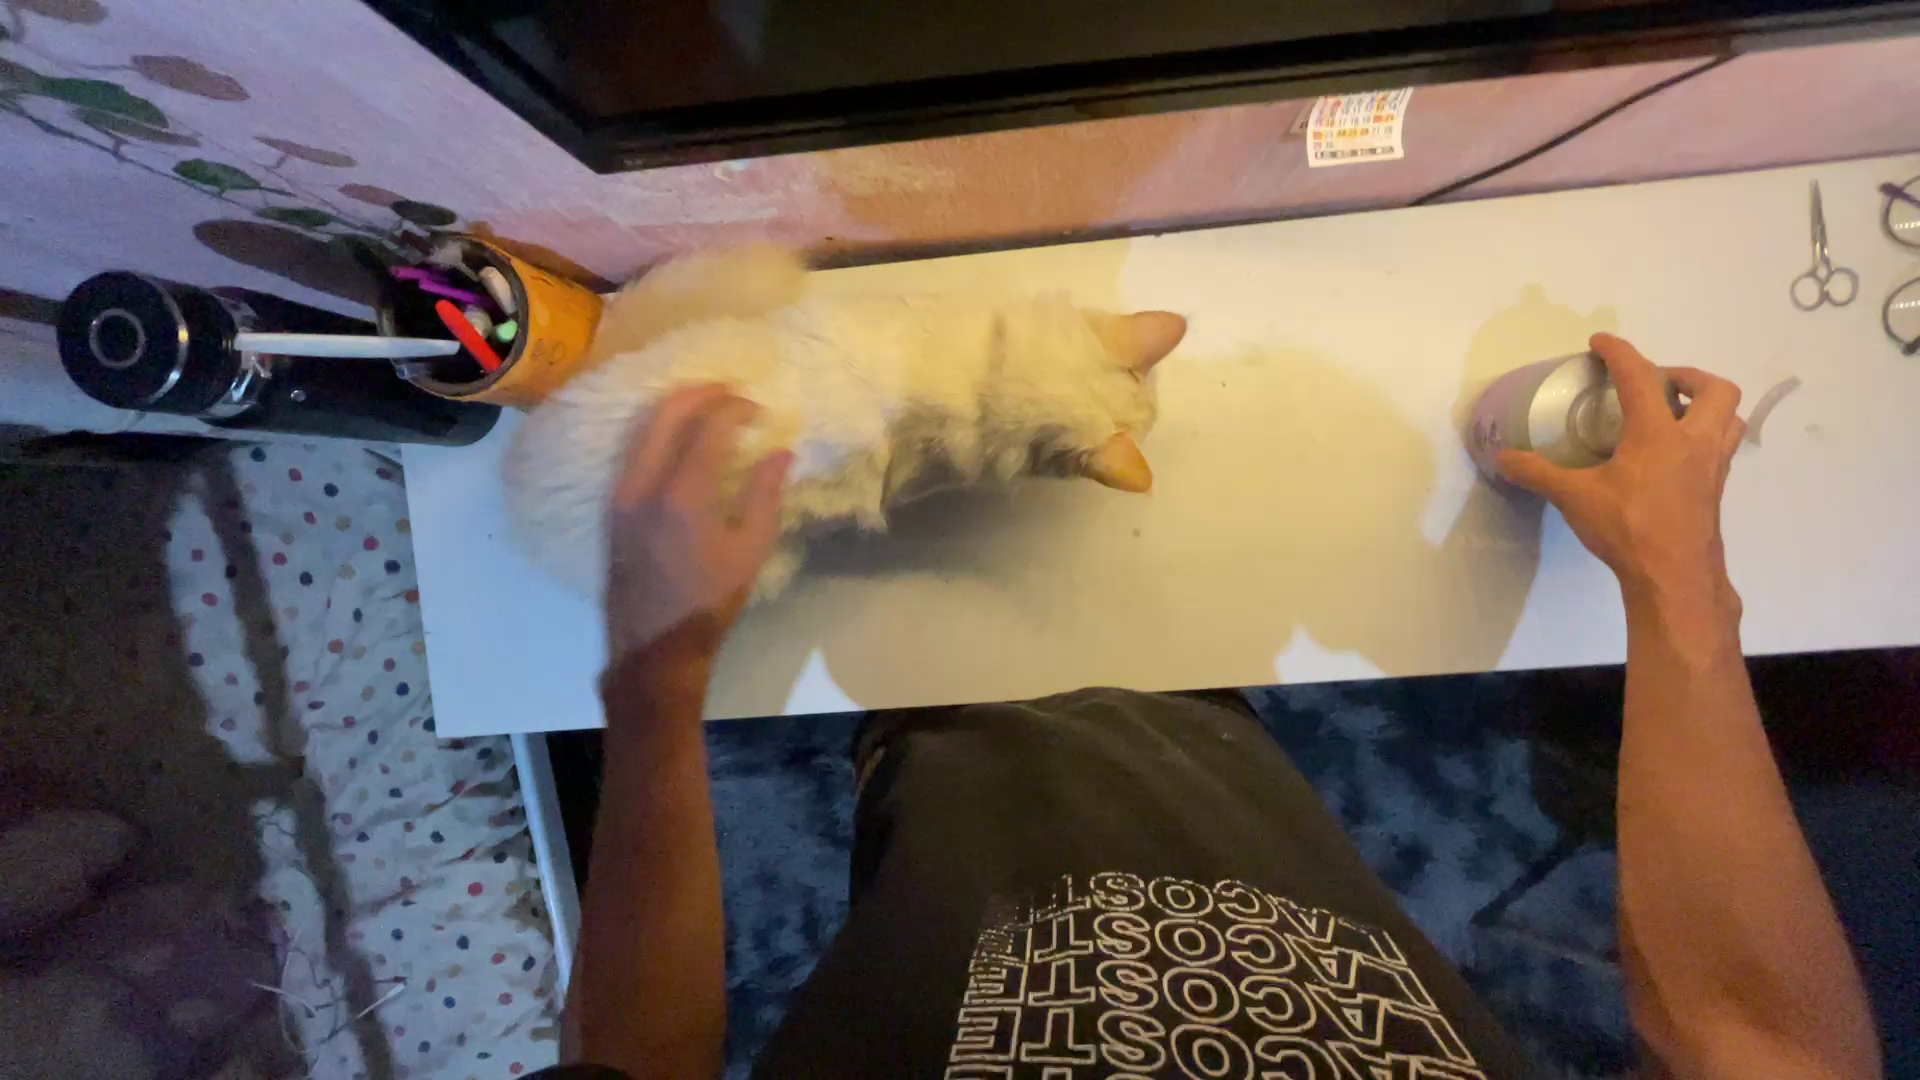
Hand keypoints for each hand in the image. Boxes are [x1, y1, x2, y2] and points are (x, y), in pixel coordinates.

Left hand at [604, 383, 792, 666]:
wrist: (654, 644)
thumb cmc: (710, 601)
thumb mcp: (751, 550)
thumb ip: (766, 495)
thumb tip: (781, 452)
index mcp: (682, 496)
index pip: (707, 429)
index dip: (735, 408)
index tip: (758, 408)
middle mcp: (643, 484)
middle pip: (665, 415)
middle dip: (700, 393)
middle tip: (730, 390)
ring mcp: (620, 494)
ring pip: (642, 428)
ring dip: (675, 407)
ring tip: (706, 403)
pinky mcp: (612, 506)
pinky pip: (633, 450)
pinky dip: (657, 430)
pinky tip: (678, 435)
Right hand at [1498, 333, 1743, 612]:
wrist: (1673, 572)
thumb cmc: (1626, 527)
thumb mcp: (1571, 496)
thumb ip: (1536, 472)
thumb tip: (1501, 455)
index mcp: (1659, 434)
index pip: (1641, 379)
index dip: (1621, 354)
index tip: (1601, 341)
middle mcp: (1694, 440)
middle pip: (1714, 389)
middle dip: (1686, 376)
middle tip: (1655, 381)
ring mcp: (1712, 464)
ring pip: (1728, 416)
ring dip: (1704, 403)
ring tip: (1671, 410)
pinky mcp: (1714, 486)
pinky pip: (1720, 444)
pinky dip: (1701, 433)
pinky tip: (1670, 451)